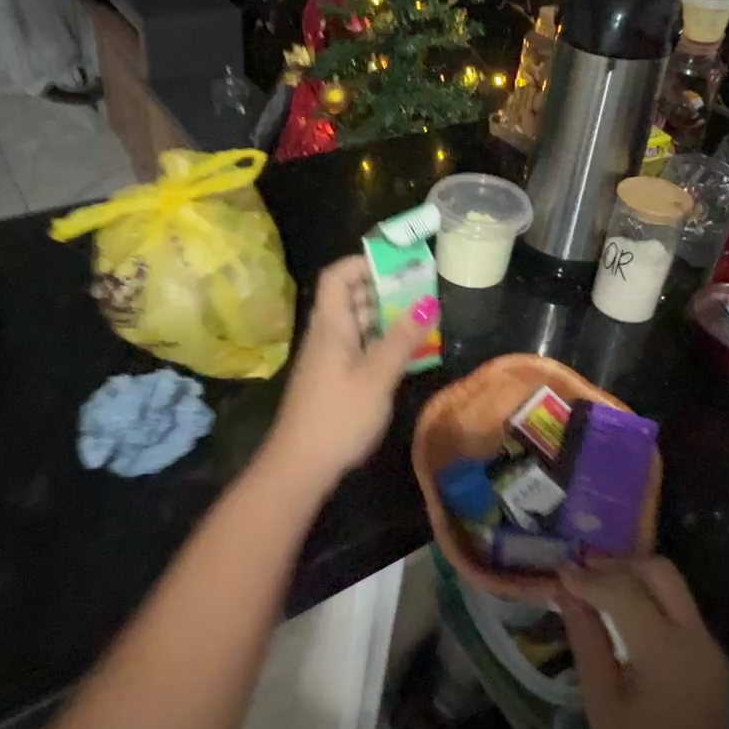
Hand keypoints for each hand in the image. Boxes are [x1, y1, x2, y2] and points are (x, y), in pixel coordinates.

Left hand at [264, 256, 436, 484]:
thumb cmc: (338, 416)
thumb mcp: (377, 376)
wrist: (300, 466)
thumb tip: (428, 301)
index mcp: (330, 325)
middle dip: (383, 287)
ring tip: (421, 315)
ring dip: (385, 316)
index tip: (398, 264)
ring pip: (356, 323)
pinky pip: (358, 347)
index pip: (337, 276)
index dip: (363, 263)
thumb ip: (402, 339)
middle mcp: (326, 335)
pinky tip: (406, 352)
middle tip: (421, 288)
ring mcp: (329, 358)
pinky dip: (380, 342)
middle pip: (349, 297)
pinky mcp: (334, 379)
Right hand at [559, 557, 728, 728]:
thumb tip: (564, 591)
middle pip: (662, 573)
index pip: (625, 592)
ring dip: (637, 579)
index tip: (560, 571)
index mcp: (668, 654)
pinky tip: (624, 611)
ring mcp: (713, 650)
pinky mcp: (715, 660)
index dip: (589, 578)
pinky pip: (683, 612)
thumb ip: (586, 639)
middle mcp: (699, 641)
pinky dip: (652, 600)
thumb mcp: (601, 702)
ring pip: (675, 588)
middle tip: (584, 571)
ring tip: (598, 585)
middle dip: (620, 565)